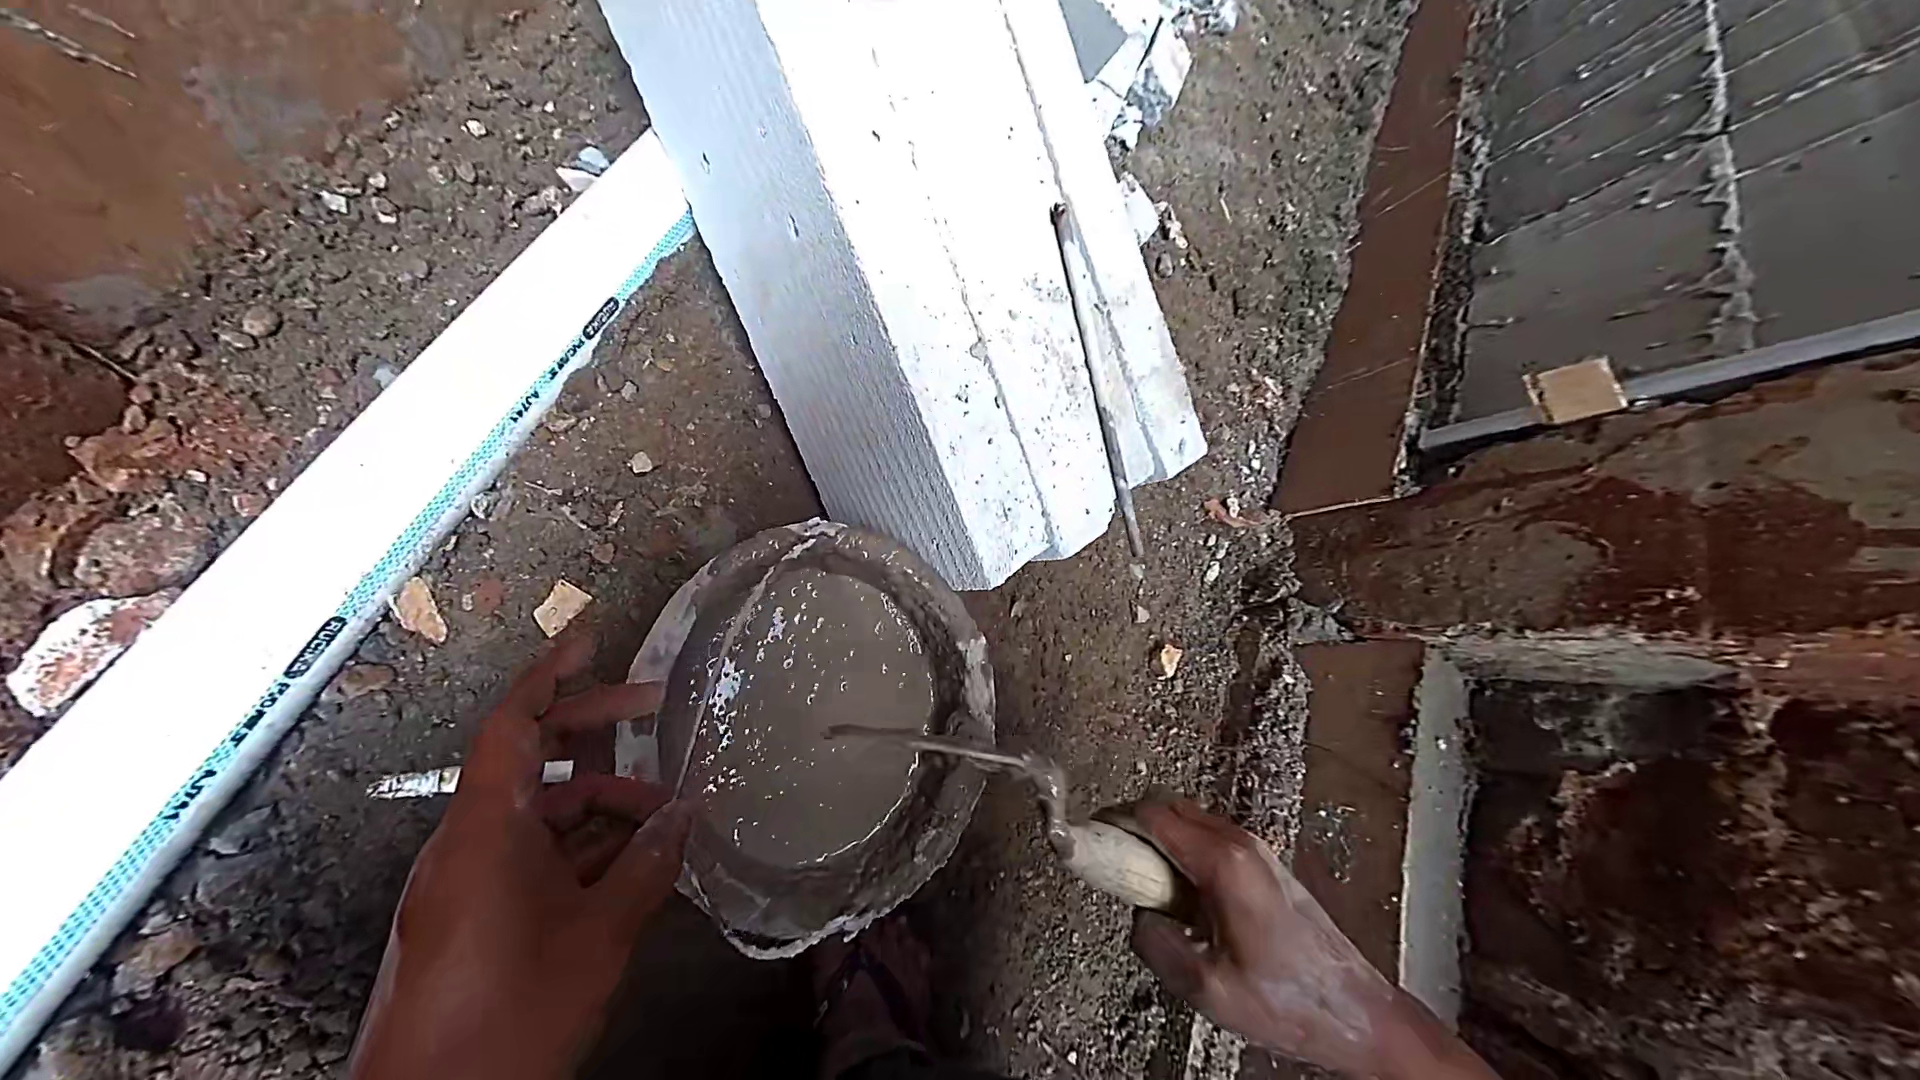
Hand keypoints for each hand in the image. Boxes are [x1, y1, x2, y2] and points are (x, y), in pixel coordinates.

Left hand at [349, 632, 693, 1079]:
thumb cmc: (511, 1012)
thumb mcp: (599, 933)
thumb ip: (648, 864)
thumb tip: (687, 814)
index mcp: (485, 831)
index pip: (513, 725)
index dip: (551, 673)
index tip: (590, 637)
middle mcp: (471, 842)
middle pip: (533, 756)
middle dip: (596, 727)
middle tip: (656, 707)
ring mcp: (472, 877)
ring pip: (544, 809)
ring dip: (605, 800)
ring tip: (667, 810)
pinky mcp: (480, 910)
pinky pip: (539, 850)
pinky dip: (589, 841)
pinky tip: (637, 854)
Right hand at [1130, 800, 1495, 1078]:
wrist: (1358, 1014)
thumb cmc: (1289, 1003)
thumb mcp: (1205, 988)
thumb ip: (1155, 943)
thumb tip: (1138, 917)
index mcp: (1223, 863)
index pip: (1152, 815)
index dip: (1116, 822)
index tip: (1096, 838)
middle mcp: (1239, 843)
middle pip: (1168, 806)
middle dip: (1134, 826)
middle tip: (1117, 860)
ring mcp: (1254, 848)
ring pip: (1188, 818)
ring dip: (1159, 838)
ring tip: (1149, 883)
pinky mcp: (1262, 861)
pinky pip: (1207, 836)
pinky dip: (1183, 848)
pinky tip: (1184, 893)